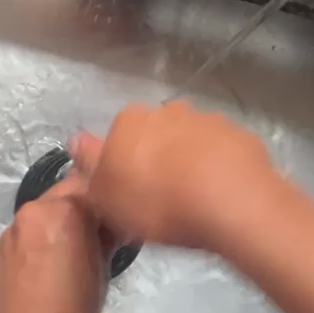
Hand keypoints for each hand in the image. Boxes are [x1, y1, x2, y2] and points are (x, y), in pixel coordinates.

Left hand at [0, 176, 106, 312]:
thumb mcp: (102, 269)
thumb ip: (103, 234)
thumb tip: (110, 223)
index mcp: (62, 211)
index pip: (91, 185)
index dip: (108, 200)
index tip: (120, 219)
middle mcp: (31, 212)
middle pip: (65, 196)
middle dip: (84, 210)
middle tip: (102, 237)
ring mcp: (10, 231)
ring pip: (44, 214)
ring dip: (61, 224)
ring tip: (74, 256)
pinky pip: (26, 234)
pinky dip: (40, 241)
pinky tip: (49, 270)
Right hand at [69, 101, 277, 251]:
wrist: (230, 200)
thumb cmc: (157, 202)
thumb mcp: (107, 198)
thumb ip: (89, 168)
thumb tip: (74, 141)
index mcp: (130, 121)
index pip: (118, 138)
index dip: (123, 167)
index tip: (130, 195)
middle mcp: (167, 111)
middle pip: (154, 136)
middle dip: (156, 160)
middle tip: (161, 199)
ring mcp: (206, 119)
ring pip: (190, 141)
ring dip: (189, 162)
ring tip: (195, 200)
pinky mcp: (239, 135)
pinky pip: (222, 152)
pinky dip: (219, 168)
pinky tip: (222, 195)